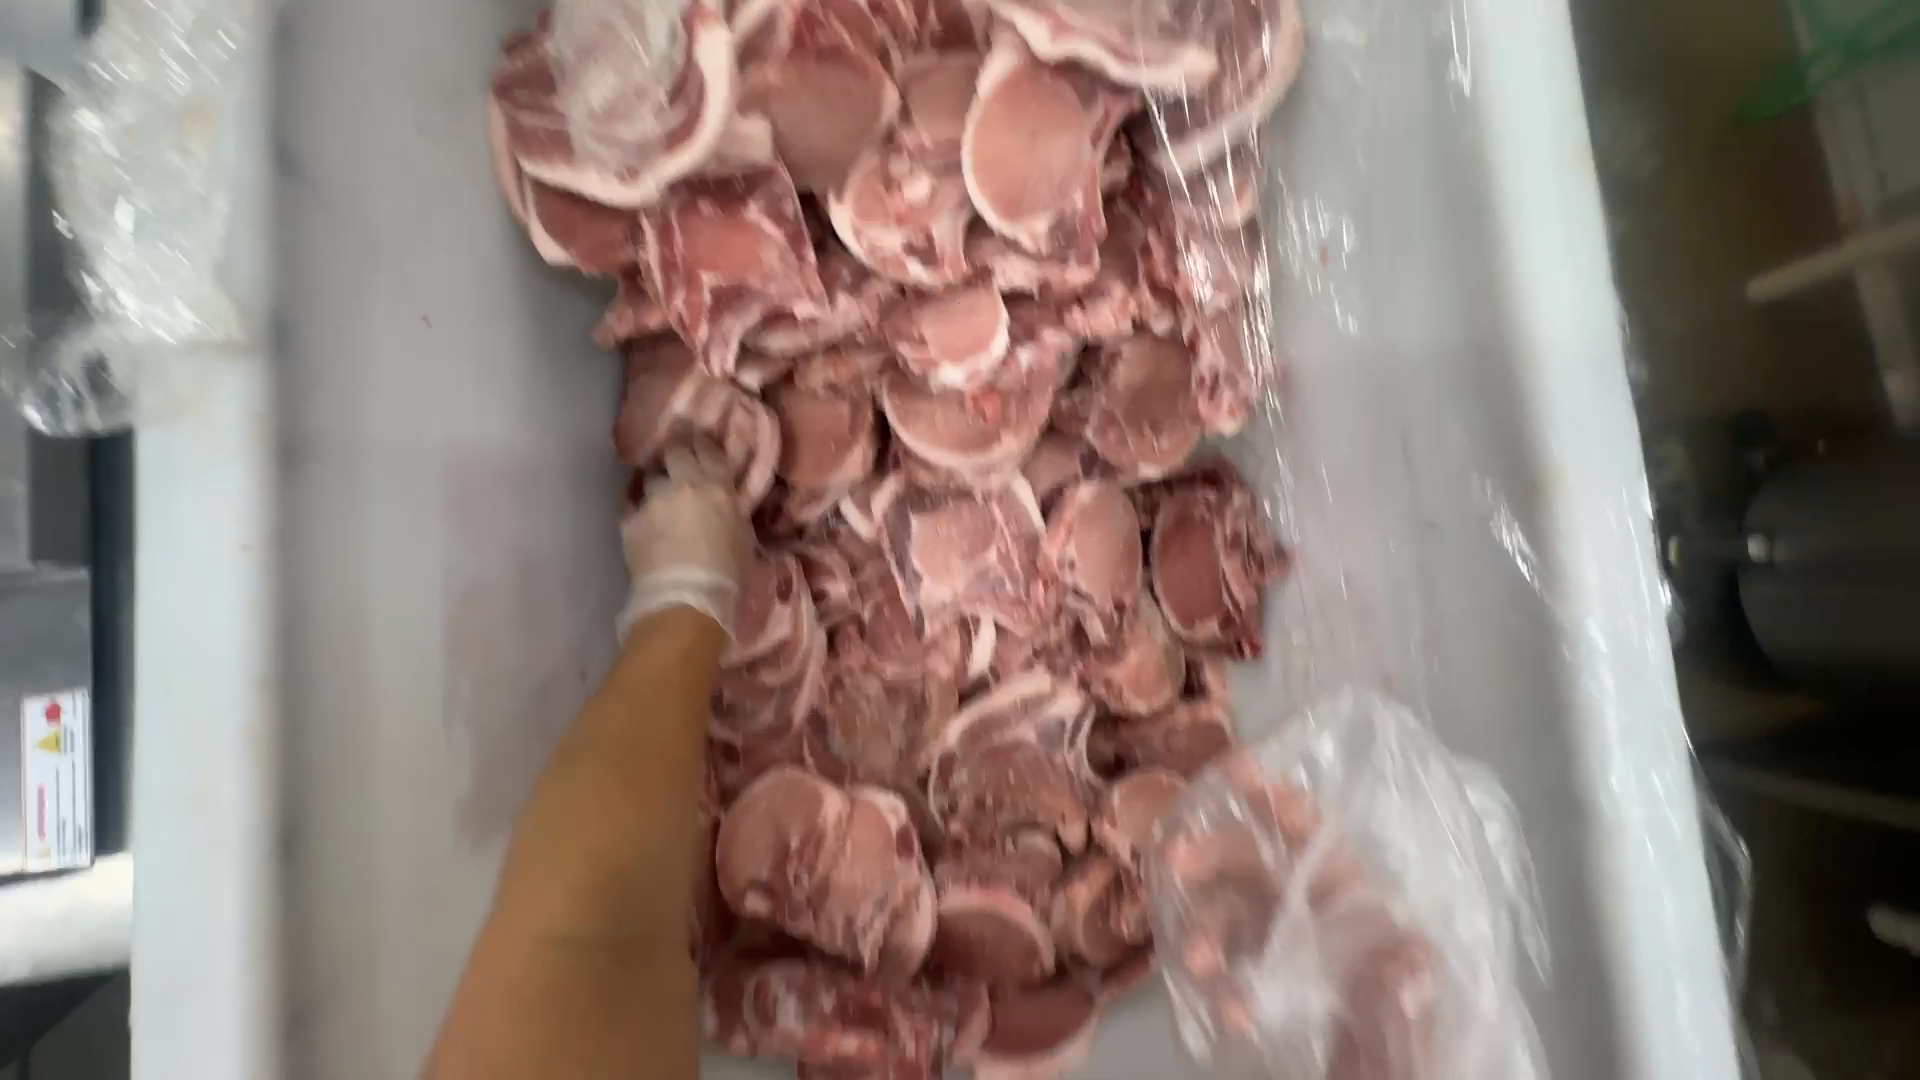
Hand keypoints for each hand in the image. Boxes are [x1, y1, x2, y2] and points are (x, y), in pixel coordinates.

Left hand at [617, 439, 749, 640]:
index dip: (704, 446)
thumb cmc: (728, 572)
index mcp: (717, 486)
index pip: (709, 450)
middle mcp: (683, 484)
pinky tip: (647, 526)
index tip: (702, 446)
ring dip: (657, 486)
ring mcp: (652, 501)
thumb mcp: (742, 534)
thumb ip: (730, 509)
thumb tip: (724, 502)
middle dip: (677, 455)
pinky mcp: (630, 520)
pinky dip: (642, 513)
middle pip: (674, 452)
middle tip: (679, 465)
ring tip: (662, 501)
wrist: (687, 598)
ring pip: (651, 478)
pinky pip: (634, 507)